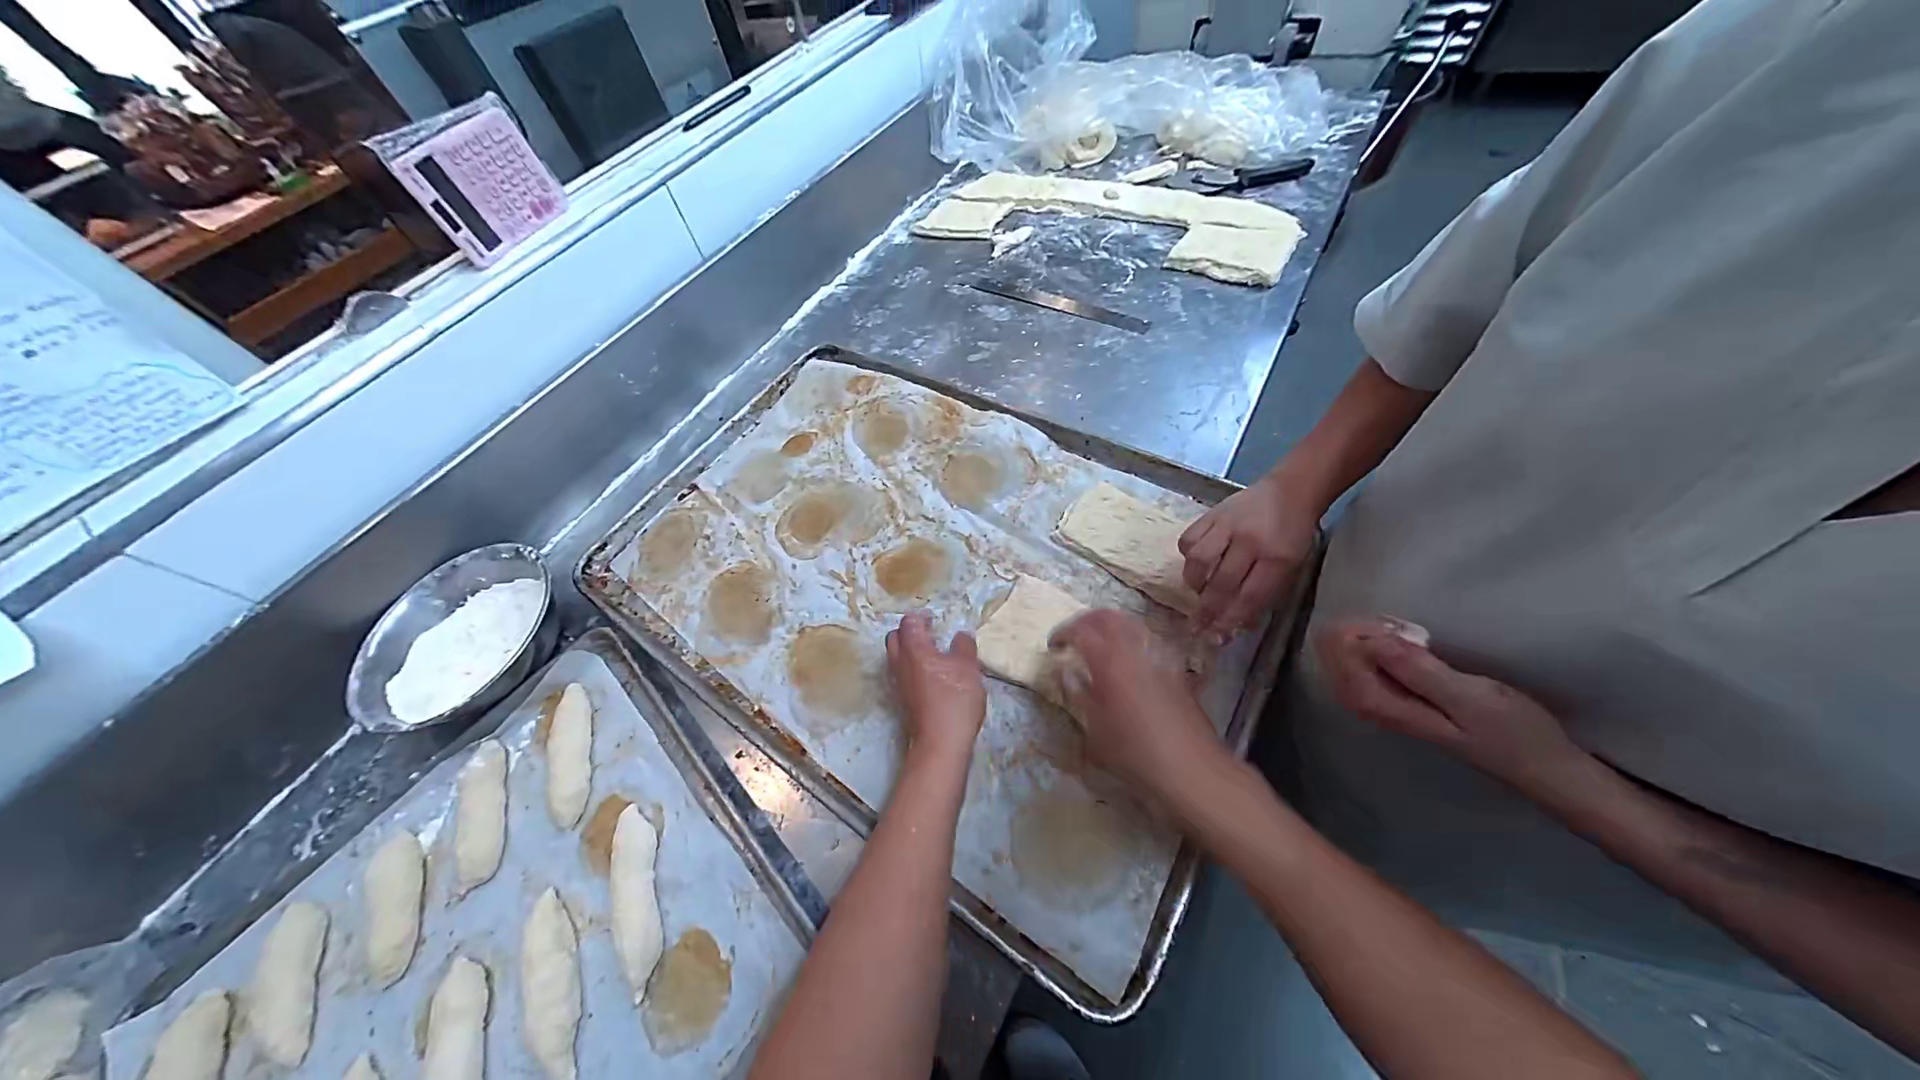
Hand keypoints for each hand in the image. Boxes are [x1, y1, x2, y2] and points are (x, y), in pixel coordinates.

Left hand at [886, 612, 985, 767]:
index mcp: (913, 649)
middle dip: (909, 632)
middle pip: (895, 638)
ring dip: (909, 651)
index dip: (920, 617)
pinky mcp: (902, 700)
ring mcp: (898, 683)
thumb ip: (964, 646)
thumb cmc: (955, 699)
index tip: (935, 620)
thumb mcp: (968, 667)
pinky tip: (931, 676)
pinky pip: (901, 674)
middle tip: (930, 633)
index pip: (908, 623)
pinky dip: (912, 668)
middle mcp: (899, 663)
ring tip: (932, 654)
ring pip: (896, 657)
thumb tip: (960, 636)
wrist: (940, 742)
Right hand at [1049, 609, 1225, 804]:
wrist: (1189, 767)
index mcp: (1109, 662)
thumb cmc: (1134, 751)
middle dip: (1087, 621)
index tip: (1054, 646)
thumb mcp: (1094, 727)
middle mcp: (1134, 651)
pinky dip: (1131, 641)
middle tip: (1074, 636)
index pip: (1081, 630)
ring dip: (1111, 627)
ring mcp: (1159, 657)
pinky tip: (1127, 662)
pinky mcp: (1175, 669)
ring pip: (1132, 625)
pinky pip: (1148, 641)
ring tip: (1098, 645)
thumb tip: (1064, 671)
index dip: (1063, 632)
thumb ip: (1077, 693)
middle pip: (1108, 616)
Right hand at [1179, 475, 1318, 635]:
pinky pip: (1189, 539)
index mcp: (1278, 557)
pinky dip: (1188, 557)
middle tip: (1199, 625)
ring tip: (1198, 592)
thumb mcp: (1290, 566)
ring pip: (1199, 560)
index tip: (1218, 636)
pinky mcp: (1211, 514)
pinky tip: (1195, 565)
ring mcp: (1227, 525)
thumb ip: (1264, 594)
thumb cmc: (1293, 534)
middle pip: (1221, 582)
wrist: (1290, 491)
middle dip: (1208, 609)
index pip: (1249, 596)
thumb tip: (1236, 625)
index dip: (1231, 619)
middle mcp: (1250, 541)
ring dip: (1194, 583)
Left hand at [1314, 618, 1587, 790]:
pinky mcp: (1390, 694)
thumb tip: (1375, 641)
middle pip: (1334, 648)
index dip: (1365, 629)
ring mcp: (1374, 699)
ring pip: (1345, 651)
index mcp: (1375, 703)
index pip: (1338, 650)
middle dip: (1365, 628)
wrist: (1540, 764)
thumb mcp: (1470, 696)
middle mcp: (1363, 702)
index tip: (1405, 629)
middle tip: (1409, 629)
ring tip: (1412, 632)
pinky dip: (1377, 641)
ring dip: (1372, 633)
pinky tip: (1407, 640)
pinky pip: (1362, 659)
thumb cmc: (1511, 730)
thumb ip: (1418, 670)